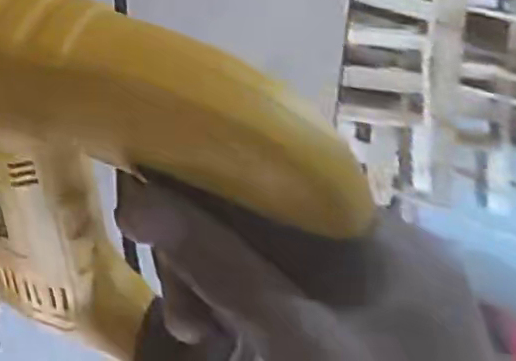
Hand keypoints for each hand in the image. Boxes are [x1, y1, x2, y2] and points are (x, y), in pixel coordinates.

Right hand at [116, 176, 496, 360]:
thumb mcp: (297, 345)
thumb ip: (216, 264)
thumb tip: (131, 198)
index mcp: (383, 235)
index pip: (267, 172)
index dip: (199, 185)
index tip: (145, 218)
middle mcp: (383, 247)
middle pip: (259, 216)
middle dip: (201, 252)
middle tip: (180, 312)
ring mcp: (378, 292)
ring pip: (262, 253)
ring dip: (212, 282)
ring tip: (191, 329)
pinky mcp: (367, 327)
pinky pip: (281, 289)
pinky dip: (240, 305)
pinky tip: (216, 334)